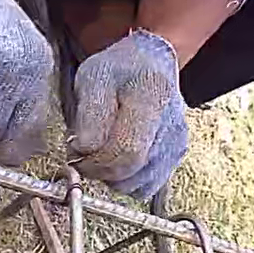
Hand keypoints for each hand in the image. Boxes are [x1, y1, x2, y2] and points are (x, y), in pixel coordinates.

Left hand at [69, 30, 188, 199]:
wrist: (151, 65)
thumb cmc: (120, 70)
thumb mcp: (93, 78)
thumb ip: (90, 114)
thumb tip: (85, 150)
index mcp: (153, 97)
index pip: (127, 150)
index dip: (95, 161)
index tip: (75, 151)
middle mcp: (173, 125)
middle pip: (131, 172)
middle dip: (98, 170)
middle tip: (82, 155)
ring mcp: (177, 145)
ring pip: (136, 185)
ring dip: (110, 176)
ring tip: (100, 150)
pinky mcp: (175, 159)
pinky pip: (145, 187)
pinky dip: (126, 180)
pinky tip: (117, 158)